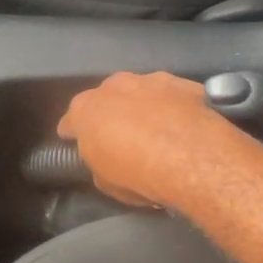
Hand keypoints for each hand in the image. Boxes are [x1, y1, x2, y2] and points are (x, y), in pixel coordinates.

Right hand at [56, 72, 248, 207]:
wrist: (192, 157)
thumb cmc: (138, 174)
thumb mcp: (107, 183)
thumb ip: (100, 164)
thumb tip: (107, 162)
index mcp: (85, 110)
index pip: (70, 121)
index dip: (74, 134)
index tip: (79, 145)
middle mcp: (114, 86)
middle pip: (106, 99)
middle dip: (111, 114)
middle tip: (122, 138)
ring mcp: (151, 79)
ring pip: (140, 92)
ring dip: (143, 107)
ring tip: (158, 131)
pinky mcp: (185, 82)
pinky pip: (172, 96)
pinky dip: (174, 107)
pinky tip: (184, 127)